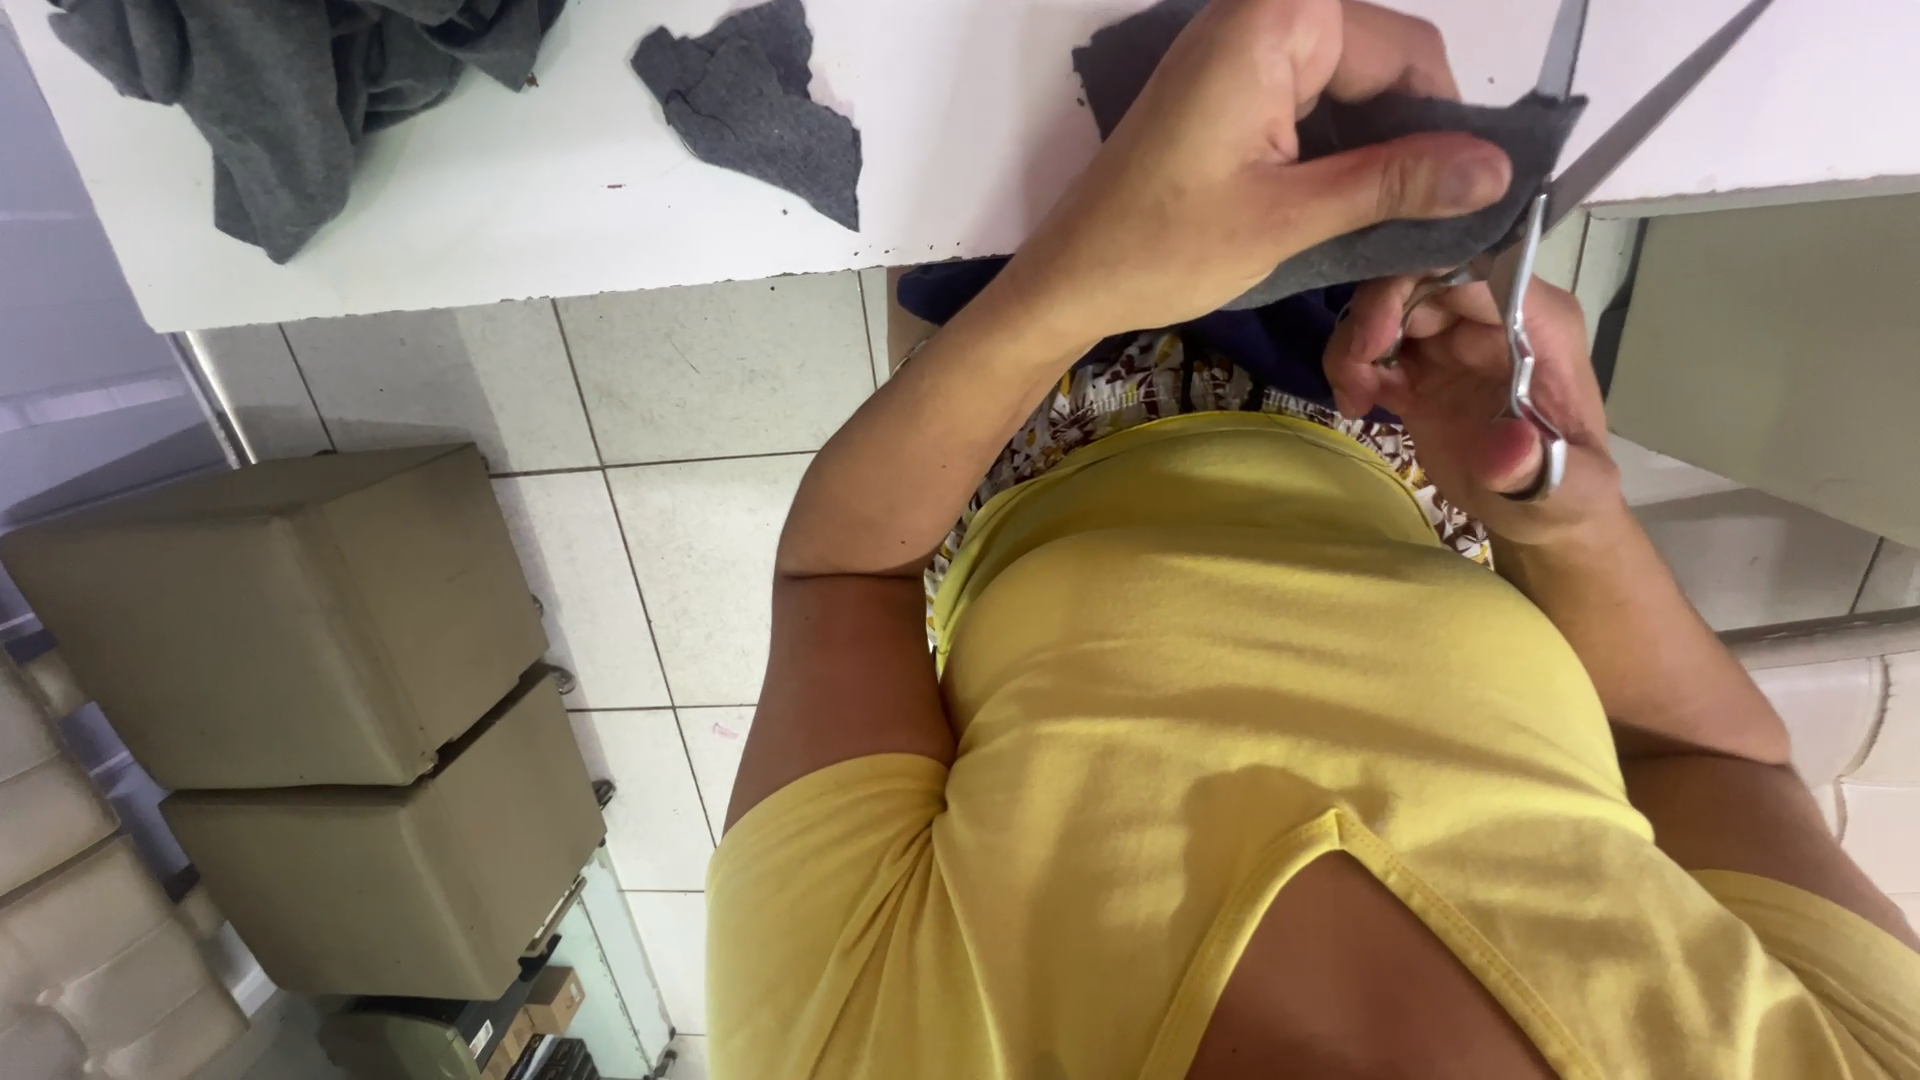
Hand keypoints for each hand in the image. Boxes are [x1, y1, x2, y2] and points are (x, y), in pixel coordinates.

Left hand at [998, 0, 1514, 345]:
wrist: (1069, 282)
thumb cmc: (1163, 250)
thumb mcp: (1287, 218)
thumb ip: (1392, 183)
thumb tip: (1495, 170)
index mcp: (1278, 20)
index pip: (1406, 50)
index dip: (1443, 124)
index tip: (1461, 195)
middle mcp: (1255, 16)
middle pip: (1372, 65)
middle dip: (1399, 141)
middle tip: (1417, 222)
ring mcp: (1227, 56)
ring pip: (1335, 92)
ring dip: (1360, 154)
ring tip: (1373, 225)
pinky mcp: (1211, 95)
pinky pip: (1293, 109)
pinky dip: (1318, 155)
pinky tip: (1328, 207)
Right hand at [1323, 275, 1624, 545]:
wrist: (1533, 508)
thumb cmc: (1561, 493)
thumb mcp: (1562, 491)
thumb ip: (1535, 469)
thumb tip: (1507, 448)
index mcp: (1537, 324)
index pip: (1470, 272)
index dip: (1413, 292)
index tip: (1374, 346)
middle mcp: (1492, 318)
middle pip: (1417, 281)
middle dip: (1371, 322)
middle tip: (1353, 380)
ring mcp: (1452, 340)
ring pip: (1385, 309)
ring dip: (1353, 349)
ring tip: (1355, 399)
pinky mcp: (1419, 366)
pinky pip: (1372, 345)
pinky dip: (1350, 369)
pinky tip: (1358, 406)